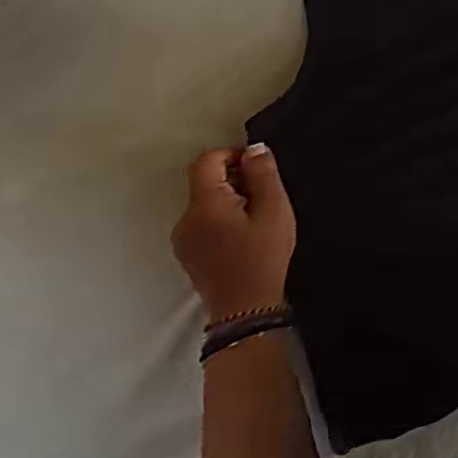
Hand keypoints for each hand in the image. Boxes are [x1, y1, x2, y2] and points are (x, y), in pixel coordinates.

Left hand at [172, 143, 295, 320]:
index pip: (206, 161)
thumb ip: (264, 174)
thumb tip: (254, 148)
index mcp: (205, 205)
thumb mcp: (274, 210)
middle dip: (235, 179)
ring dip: (230, 198)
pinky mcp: (187, 252)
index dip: (232, 154)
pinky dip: (223, 217)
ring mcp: (183, 237)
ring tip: (257, 218)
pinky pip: (203, 220)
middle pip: (205, 181)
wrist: (245, 309)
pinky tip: (244, 234)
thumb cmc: (263, 257)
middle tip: (264, 196)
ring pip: (205, 201)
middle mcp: (185, 218)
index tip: (257, 167)